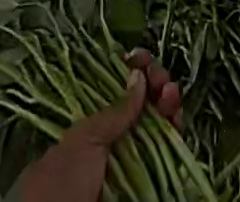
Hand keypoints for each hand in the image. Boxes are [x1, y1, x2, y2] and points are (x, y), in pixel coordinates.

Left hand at [17, 50, 182, 201]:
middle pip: (143, 102)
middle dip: (156, 83)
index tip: (144, 58)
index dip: (133, 69)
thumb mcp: (83, 140)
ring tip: (170, 93)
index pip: (119, 88)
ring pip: (159, 122)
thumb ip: (115, 110)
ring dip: (168, 102)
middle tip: (162, 78)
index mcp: (92, 124)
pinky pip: (168, 150)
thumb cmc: (62, 180)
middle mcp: (114, 137)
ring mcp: (132, 156)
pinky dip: (175, 130)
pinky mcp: (148, 178)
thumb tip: (139, 75)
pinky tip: (176, 117)